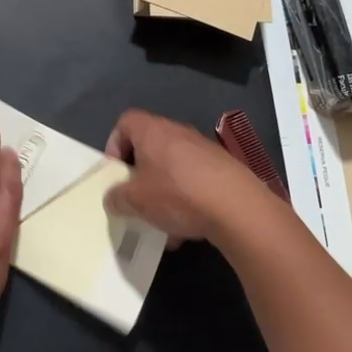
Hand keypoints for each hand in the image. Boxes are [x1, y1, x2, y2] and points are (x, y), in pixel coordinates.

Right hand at [103, 109, 264, 245]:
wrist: (237, 207)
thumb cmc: (176, 194)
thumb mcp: (135, 201)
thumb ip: (117, 197)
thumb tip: (114, 197)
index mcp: (152, 131)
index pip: (125, 122)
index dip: (114, 145)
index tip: (116, 173)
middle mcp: (178, 132)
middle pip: (150, 148)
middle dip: (141, 176)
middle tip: (137, 199)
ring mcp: (203, 150)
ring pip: (173, 169)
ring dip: (164, 194)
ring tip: (163, 224)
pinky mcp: (222, 169)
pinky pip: (194, 182)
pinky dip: (187, 202)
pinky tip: (187, 230)